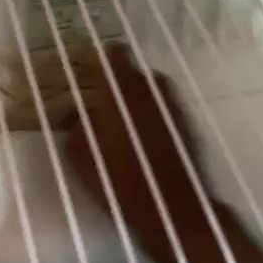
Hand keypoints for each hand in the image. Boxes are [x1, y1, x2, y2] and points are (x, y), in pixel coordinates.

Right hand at [63, 44, 207, 262]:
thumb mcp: (81, 155)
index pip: (113, 55)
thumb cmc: (119, 179)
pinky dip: (152, 117)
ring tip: (123, 121)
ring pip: (151, 91)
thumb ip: (76, 126)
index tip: (90, 70)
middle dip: (120, 83)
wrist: (172, 207)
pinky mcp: (186, 125)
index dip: (101, 60)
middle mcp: (150, 89)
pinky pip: (163, 110)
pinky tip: (142, 138)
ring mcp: (172, 106)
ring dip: (138, 100)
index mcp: (121, 90)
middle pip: (134, 72)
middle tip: (103, 100)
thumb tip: (78, 114)